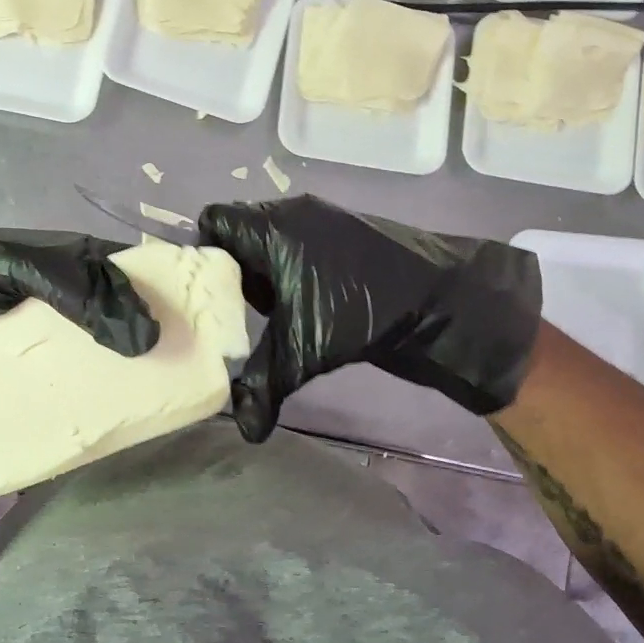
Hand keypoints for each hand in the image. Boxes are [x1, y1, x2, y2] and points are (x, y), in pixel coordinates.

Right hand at [198, 196, 542, 440]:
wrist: (442, 296)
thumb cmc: (361, 311)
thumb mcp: (305, 351)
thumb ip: (263, 385)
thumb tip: (242, 429)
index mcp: (271, 227)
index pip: (213, 221)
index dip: (202, 253)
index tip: (203, 293)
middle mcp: (291, 212)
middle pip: (238, 232)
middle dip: (232, 270)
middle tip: (229, 311)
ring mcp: (321, 219)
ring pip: (269, 238)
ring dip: (264, 271)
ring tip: (266, 314)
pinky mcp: (344, 232)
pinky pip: (297, 242)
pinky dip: (290, 268)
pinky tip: (303, 305)